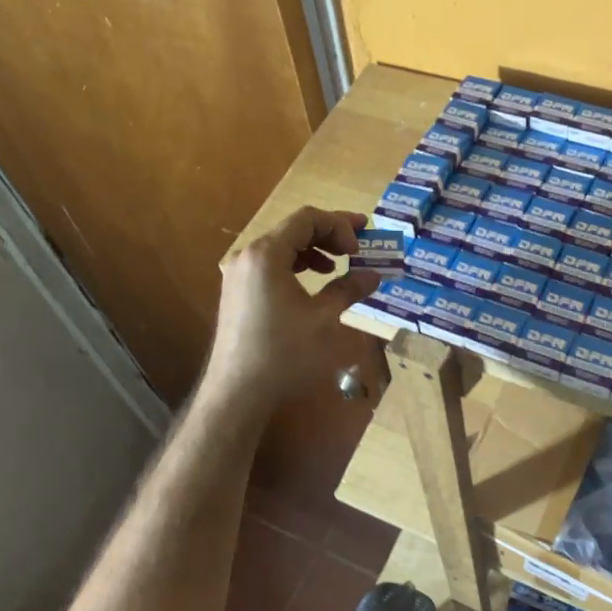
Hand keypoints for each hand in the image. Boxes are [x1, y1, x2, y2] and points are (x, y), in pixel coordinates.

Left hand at [202, 207, 380, 419]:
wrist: (239, 391)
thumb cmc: (284, 353)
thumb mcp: (324, 319)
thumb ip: (349, 289)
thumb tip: (374, 275)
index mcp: (266, 254)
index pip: (307, 219)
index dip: (340, 226)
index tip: (362, 248)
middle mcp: (247, 255)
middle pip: (293, 229)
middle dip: (329, 234)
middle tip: (360, 245)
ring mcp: (238, 274)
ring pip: (281, 246)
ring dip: (314, 249)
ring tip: (340, 262)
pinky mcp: (236, 292)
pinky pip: (270, 265)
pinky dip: (295, 265)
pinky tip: (314, 280)